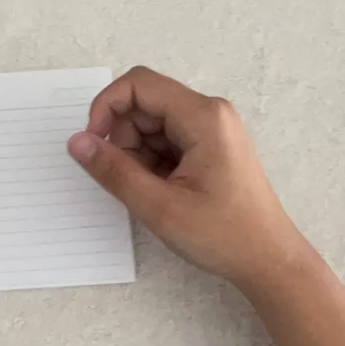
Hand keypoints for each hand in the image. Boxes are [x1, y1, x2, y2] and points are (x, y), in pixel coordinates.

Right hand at [68, 66, 315, 292]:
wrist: (268, 260)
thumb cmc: (224, 235)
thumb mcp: (158, 206)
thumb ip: (113, 171)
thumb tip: (77, 142)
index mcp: (203, 116)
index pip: (138, 85)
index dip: (105, 108)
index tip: (93, 144)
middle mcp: (209, 113)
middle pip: (143, 105)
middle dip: (122, 139)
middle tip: (127, 180)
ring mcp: (210, 130)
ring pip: (150, 126)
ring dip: (136, 155)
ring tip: (151, 193)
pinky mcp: (208, 148)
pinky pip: (165, 142)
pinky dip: (151, 164)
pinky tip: (161, 193)